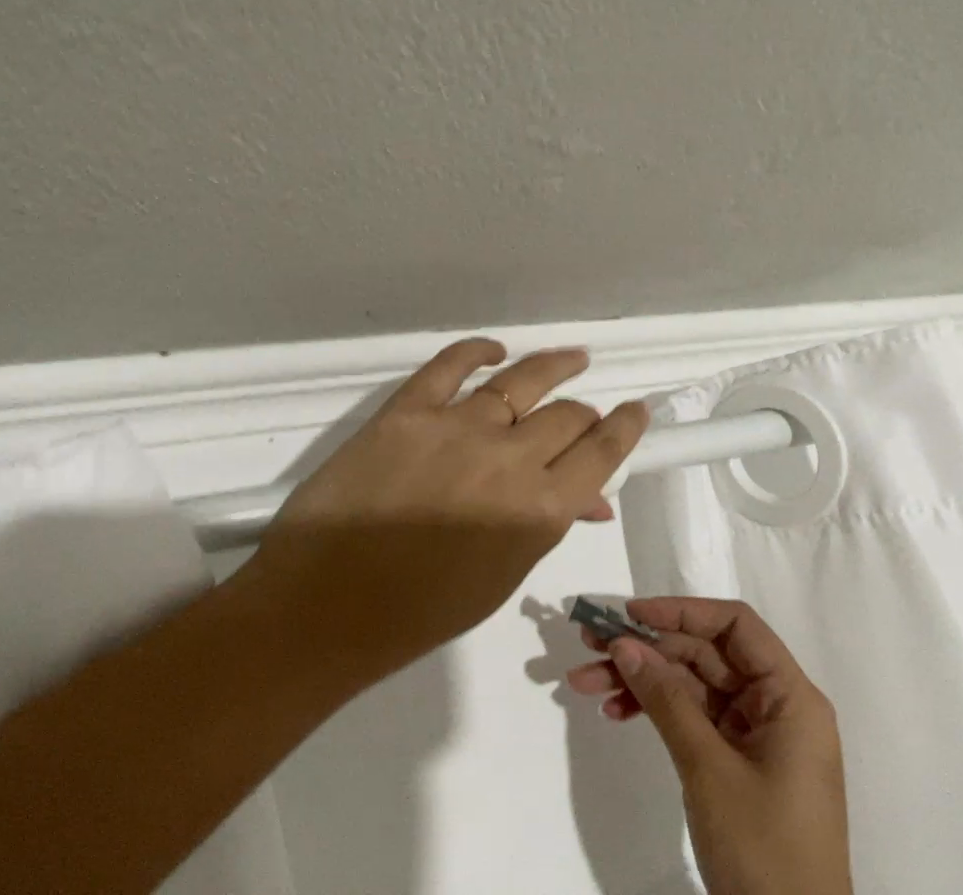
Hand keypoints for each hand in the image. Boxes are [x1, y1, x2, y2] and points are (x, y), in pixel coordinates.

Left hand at [252, 338, 649, 677]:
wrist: (327, 607)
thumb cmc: (420, 613)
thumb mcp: (501, 576)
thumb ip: (544, 526)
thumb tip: (584, 500)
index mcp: (540, 510)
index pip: (601, 452)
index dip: (624, 427)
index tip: (635, 412)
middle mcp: (510, 458)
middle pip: (566, 415)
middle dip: (585, 413)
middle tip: (585, 413)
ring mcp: (456, 428)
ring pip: (521, 381)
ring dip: (554, 366)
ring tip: (574, 357)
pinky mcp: (406, 412)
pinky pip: (449, 365)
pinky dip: (476, 351)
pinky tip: (493, 350)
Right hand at [568, 598, 851, 894]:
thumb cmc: (762, 845)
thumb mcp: (708, 767)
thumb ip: (666, 700)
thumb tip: (624, 644)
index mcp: (789, 697)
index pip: (735, 626)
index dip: (682, 611)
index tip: (629, 614)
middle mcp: (775, 706)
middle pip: (705, 655)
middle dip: (647, 649)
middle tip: (588, 645)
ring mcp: (755, 735)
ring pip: (692, 686)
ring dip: (641, 681)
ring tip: (584, 683)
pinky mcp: (738, 762)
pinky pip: (693, 719)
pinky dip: (656, 713)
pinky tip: (615, 713)